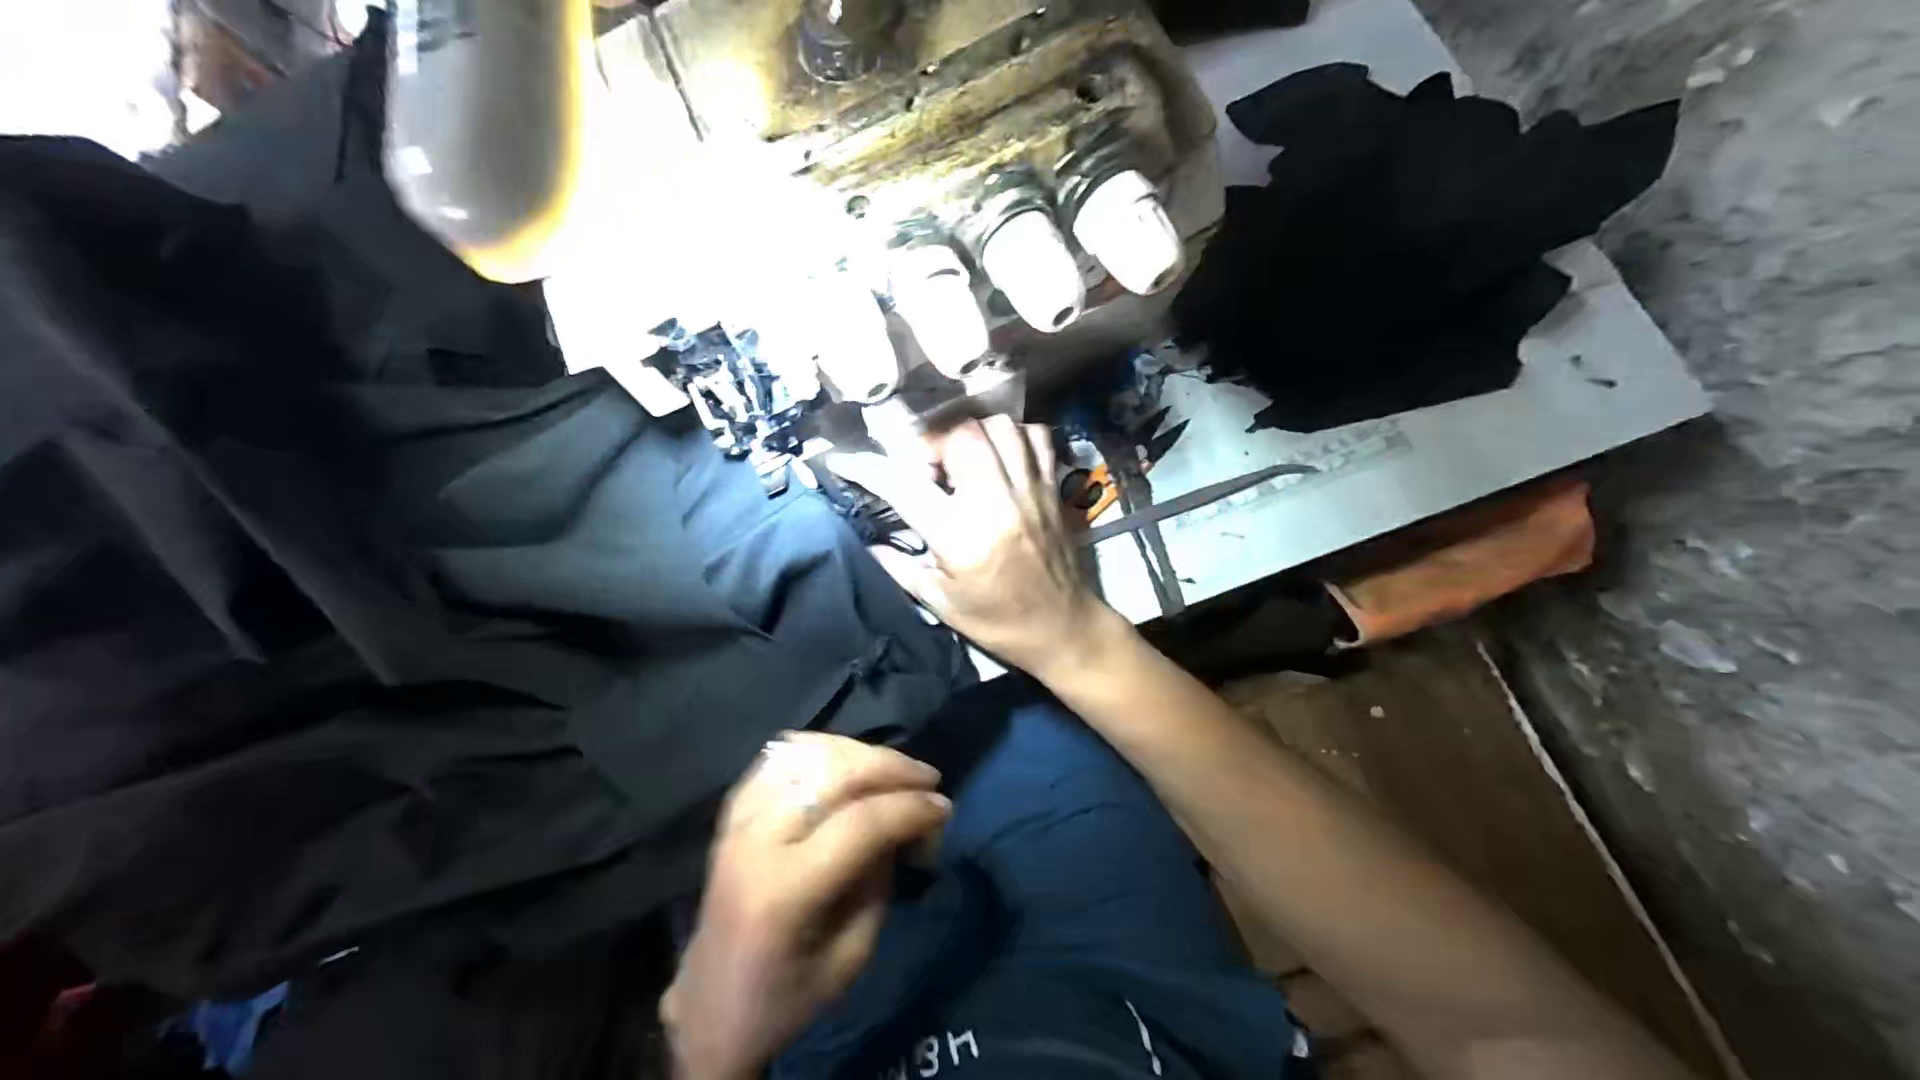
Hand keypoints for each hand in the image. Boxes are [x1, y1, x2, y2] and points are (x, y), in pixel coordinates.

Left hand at [662, 733, 951, 1079]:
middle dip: (890, 767)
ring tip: (891, 768)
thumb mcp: (851, 955)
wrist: (712, 1007)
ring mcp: (738, 820)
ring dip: (858, 752)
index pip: (860, 824)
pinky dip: (818, 751)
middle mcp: (756, 841)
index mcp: (784, 890)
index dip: (910, 808)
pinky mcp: (731, 813)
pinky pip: (779, 759)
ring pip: (806, 754)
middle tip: (927, 778)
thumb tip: (904, 823)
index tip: (944, 809)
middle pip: (833, 773)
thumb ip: (880, 881)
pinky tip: (846, 762)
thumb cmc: (787, 996)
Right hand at [829, 415, 1129, 679]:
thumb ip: (901, 568)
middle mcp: (997, 504)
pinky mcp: (1052, 489)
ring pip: (1001, 427)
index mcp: (962, 537)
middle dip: (934, 442)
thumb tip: (867, 543)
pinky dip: (1014, 436)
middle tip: (927, 468)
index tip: (846, 461)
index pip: (906, 487)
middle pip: (962, 435)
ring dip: (973, 433)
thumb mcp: (941, 602)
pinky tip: (1000, 457)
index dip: (869, 469)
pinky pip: (1037, 437)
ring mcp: (1030, 491)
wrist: (1064, 628)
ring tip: (962, 459)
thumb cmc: (998, 622)